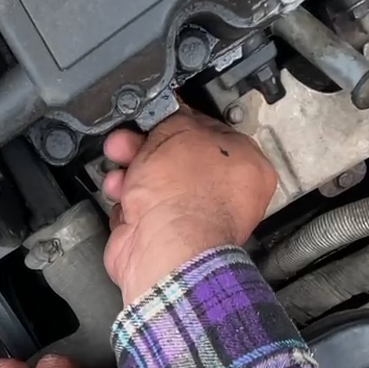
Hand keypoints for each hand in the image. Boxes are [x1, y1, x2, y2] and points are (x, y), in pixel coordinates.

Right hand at [100, 108, 277, 303]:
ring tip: (120, 166)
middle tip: (131, 139)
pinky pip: (138, 210)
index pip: (215, 135)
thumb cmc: (184, 199)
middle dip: (148, 147)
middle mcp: (223, 199)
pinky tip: (120, 193)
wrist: (160, 249)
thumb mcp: (180, 132)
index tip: (161, 119)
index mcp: (248, 170)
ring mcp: (190, 222)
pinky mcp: (160, 239)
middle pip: (179, 160)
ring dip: (131, 171)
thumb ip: (175, 119)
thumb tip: (168, 118)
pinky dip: (125, 202)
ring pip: (154, 185)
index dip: (182, 122)